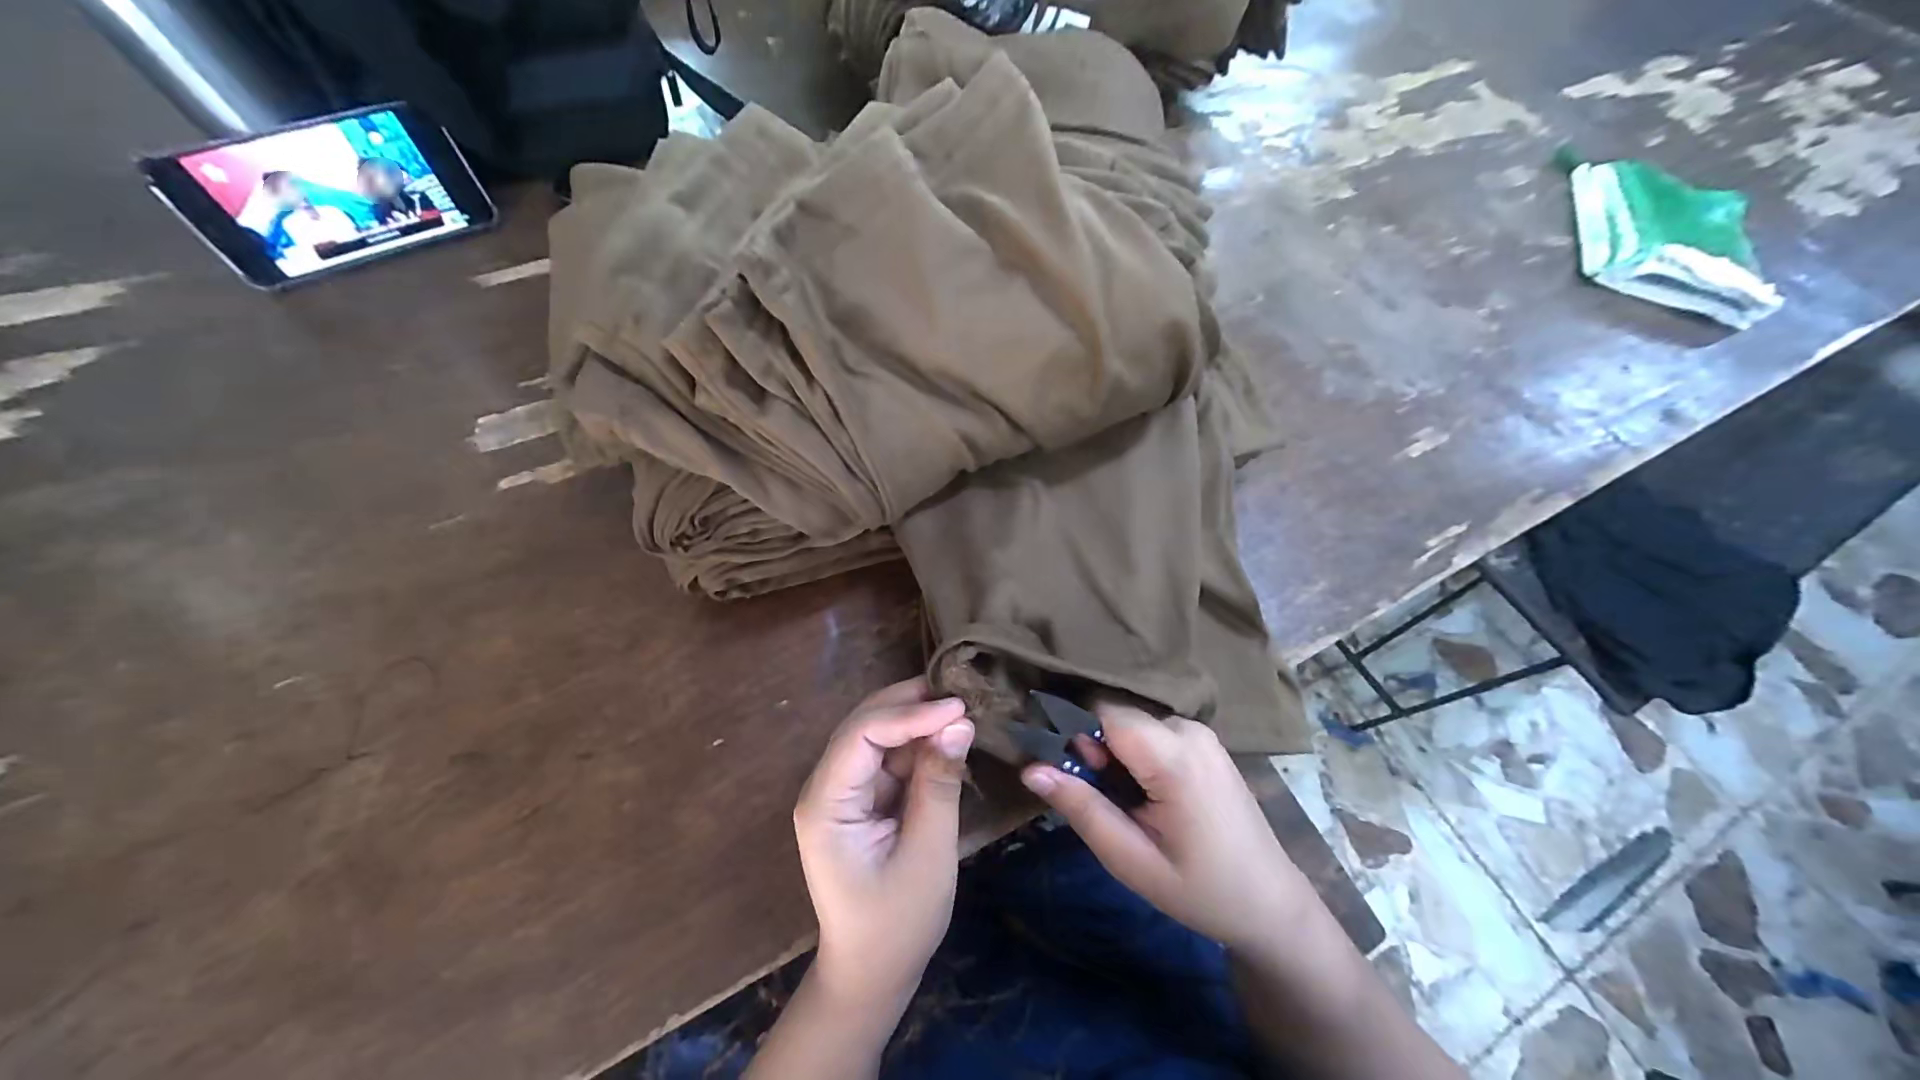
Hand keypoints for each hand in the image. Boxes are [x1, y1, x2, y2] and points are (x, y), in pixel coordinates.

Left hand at [793, 677, 973, 1004]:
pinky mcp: (862, 799)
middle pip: (864, 725)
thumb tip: (959, 723)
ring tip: (961, 710)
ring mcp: (843, 792)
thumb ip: (940, 784)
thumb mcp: (928, 854)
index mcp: (826, 803)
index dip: (909, 714)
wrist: (872, 973)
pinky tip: (947, 737)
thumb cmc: (897, 923)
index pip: (861, 734)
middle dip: (910, 705)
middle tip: (961, 693)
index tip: (958, 707)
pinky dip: (919, 745)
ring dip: (917, 721)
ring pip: (877, 735)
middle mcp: (826, 787)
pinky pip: (889, 758)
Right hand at [1019, 703, 1309, 953]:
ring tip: (1127, 803)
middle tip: (1103, 798)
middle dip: (1095, 748)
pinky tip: (1147, 795)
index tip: (1071, 775)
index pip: (1103, 712)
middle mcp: (1190, 730)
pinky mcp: (1204, 741)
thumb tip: (1030, 769)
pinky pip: (1151, 731)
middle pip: (1116, 716)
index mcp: (1175, 757)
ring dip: (1115, 753)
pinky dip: (1136, 754)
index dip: (1076, 736)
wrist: (1270, 903)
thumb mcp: (1131, 860)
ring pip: (1131, 722)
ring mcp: (1201, 733)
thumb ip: (1081, 808)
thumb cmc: (1200, 890)